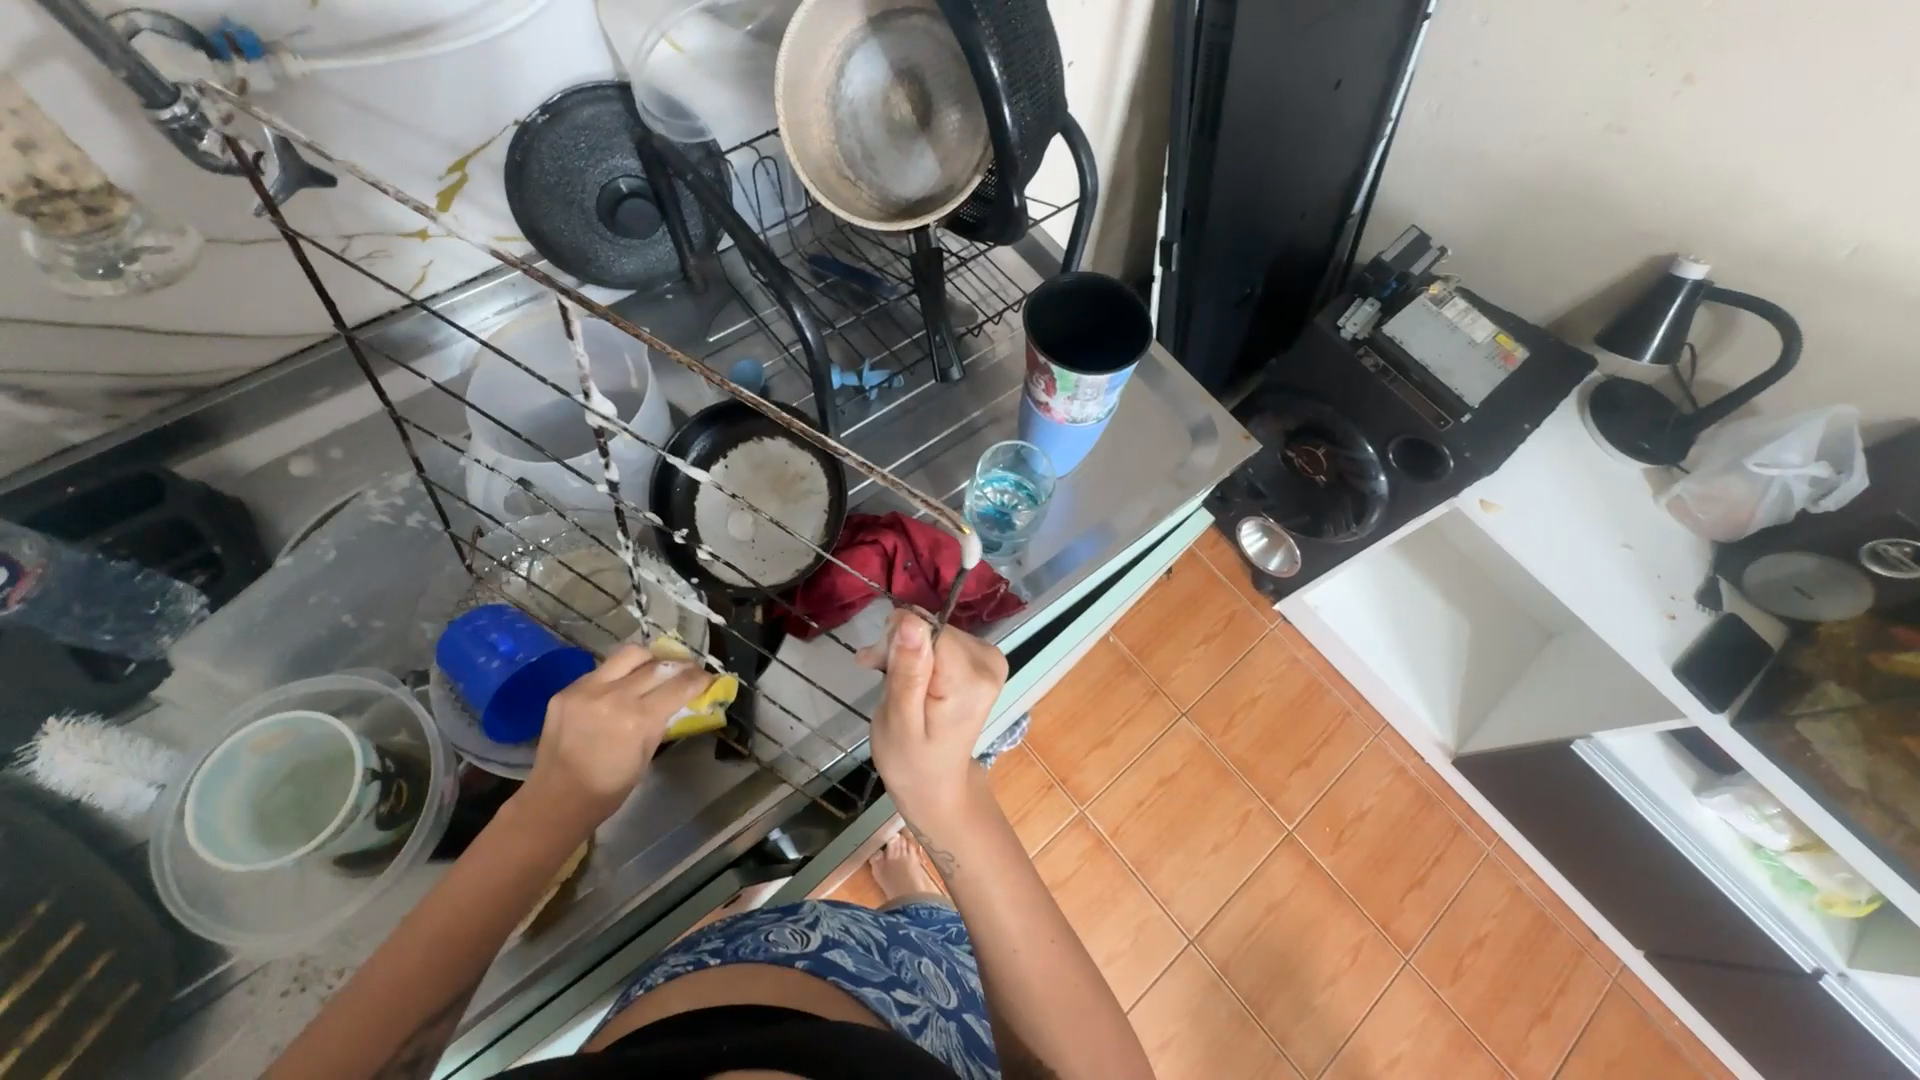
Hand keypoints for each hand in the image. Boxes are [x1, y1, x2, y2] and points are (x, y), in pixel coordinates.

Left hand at [518, 644, 713, 835]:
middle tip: (688, 670)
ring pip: (629, 654)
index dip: (699, 679)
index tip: (708, 678)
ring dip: (650, 659)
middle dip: (680, 665)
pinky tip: (622, 686)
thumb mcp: (647, 754)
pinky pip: (602, 670)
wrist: (557, 799)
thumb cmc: (610, 788)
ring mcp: (586, 689)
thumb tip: (678, 699)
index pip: (679, 685)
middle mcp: (613, 696)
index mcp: (637, 719)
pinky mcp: (567, 690)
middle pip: (658, 665)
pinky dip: (620, 674)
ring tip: (655, 669)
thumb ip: (661, 721)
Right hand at [857, 612, 1007, 831]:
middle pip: (933, 629)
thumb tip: (910, 620)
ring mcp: (989, 660)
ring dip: (905, 650)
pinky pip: (941, 640)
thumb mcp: (898, 722)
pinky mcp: (982, 660)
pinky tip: (905, 674)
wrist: (937, 784)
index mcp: (971, 680)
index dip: (897, 640)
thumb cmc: (911, 761)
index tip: (875, 665)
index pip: (929, 630)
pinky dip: (919, 654)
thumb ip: (907, 670)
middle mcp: (989, 663)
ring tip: (888, 678)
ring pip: (934, 632)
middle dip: (899, 645)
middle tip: (877, 672)